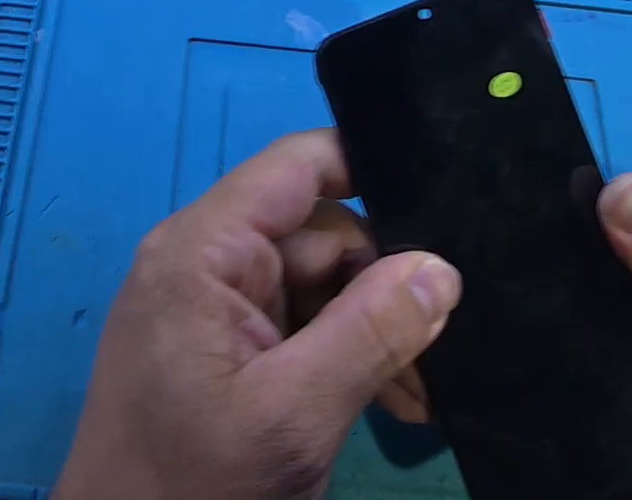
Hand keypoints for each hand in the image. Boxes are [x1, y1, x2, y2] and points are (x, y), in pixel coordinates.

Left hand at [54, 129, 461, 499]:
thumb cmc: (191, 487)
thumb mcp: (291, 415)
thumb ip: (369, 334)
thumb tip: (439, 268)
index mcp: (204, 248)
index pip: (294, 168)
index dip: (363, 165)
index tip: (438, 193)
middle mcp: (210, 259)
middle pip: (319, 233)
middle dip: (382, 283)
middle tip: (440, 345)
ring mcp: (219, 304)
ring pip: (321, 283)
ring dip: (373, 330)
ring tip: (419, 395)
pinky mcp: (231, 345)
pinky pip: (304, 324)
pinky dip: (347, 355)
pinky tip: (394, 402)